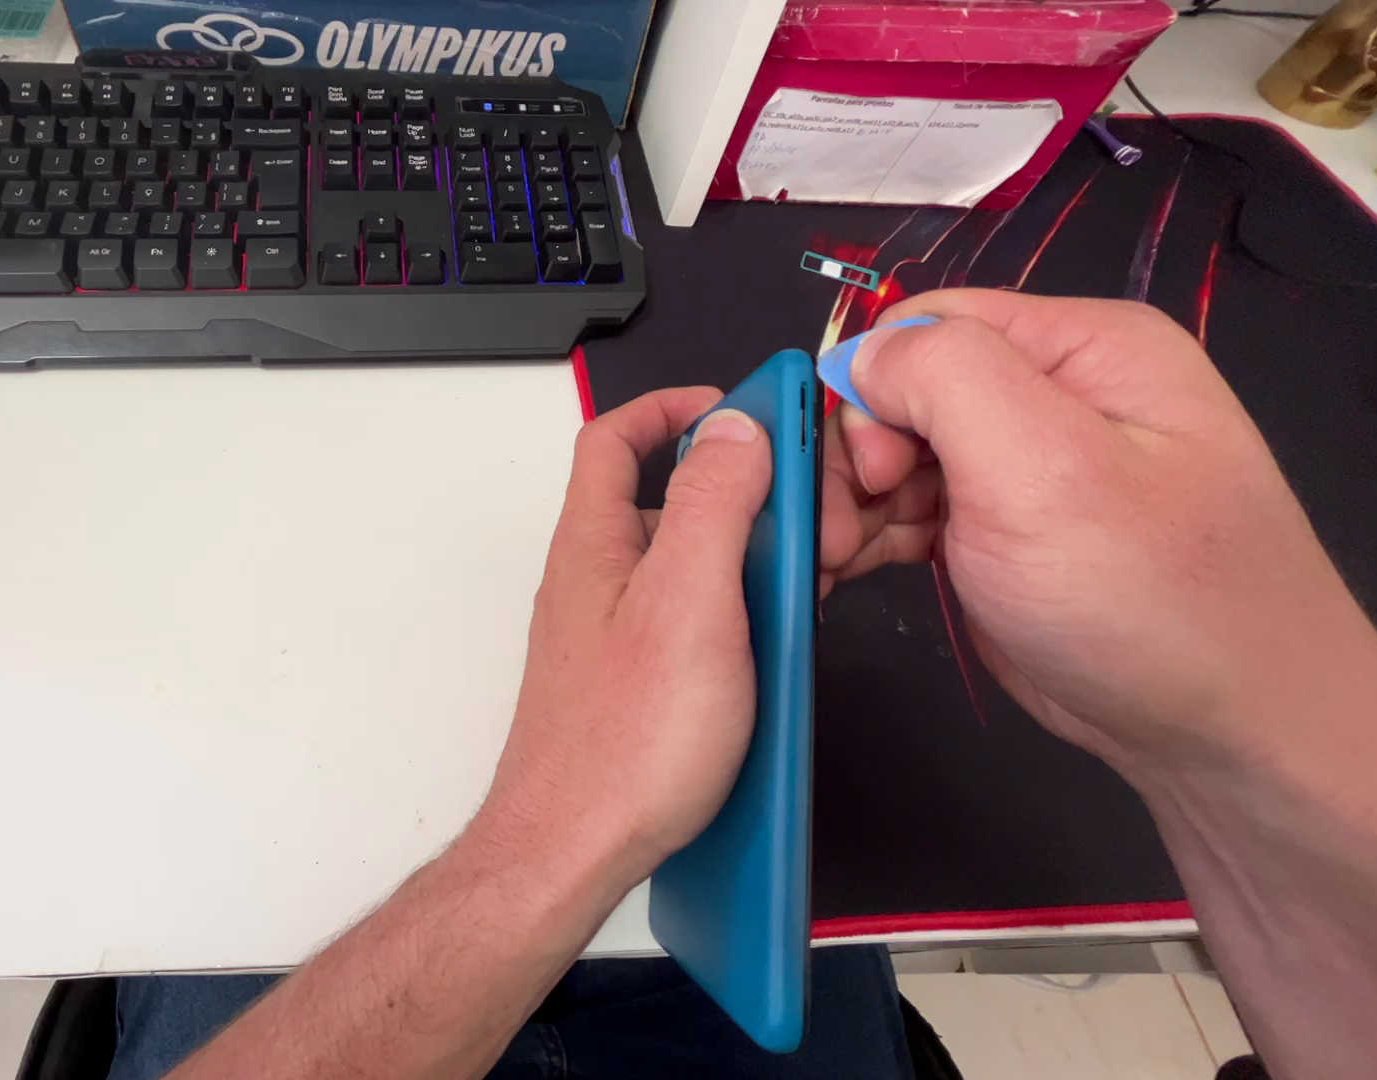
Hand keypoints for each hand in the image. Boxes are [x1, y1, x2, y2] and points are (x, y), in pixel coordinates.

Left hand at [475, 389, 772, 885]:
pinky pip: (683, 612)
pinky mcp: (627, 670)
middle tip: (801, 520)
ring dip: (743, 557)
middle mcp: (592, 575)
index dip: (668, 407)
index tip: (734, 408)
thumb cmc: (626, 737)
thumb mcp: (688, 602)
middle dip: (734, 492)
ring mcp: (608, 625)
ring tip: (802, 588)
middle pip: (659, 497)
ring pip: (680, 559)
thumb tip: (731, 429)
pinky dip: (730, 608)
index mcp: (592, 542)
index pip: (613, 438)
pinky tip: (769, 644)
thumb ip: (709, 504)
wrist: (574, 843)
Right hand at [818, 289, 1376, 769]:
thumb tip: (858, 356)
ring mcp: (1002, 468)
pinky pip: (890, 509)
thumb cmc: (1141, 593)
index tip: (874, 472)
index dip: (875, 389)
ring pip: (879, 458)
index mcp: (1074, 351)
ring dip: (844, 507)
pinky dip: (857, 538)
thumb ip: (945, 379)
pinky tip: (842, 570)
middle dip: (851, 461)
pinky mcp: (975, 528)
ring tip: (838, 561)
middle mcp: (1036, 398)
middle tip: (841, 533)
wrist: (1204, 726)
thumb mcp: (1045, 466)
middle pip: (890, 397)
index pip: (924, 328)